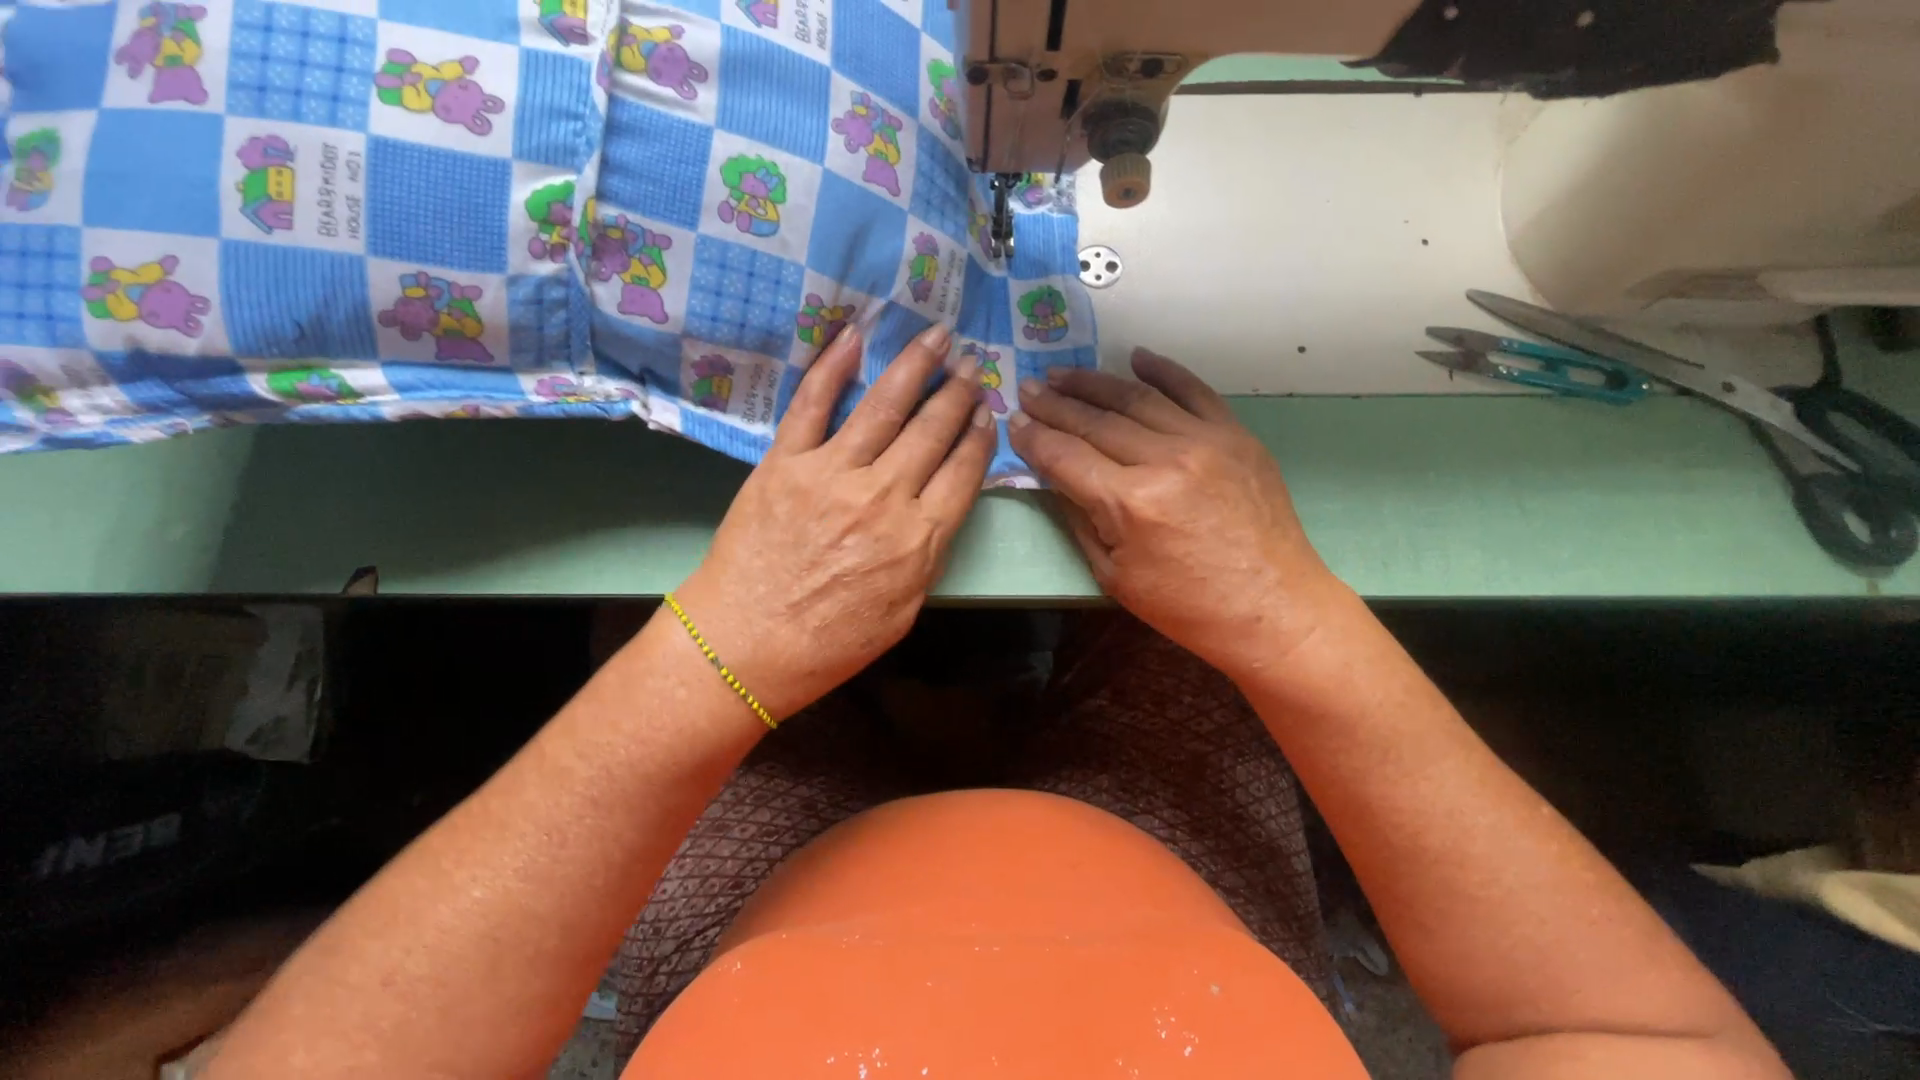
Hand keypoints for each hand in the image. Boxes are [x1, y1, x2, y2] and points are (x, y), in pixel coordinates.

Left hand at [672, 323, 994, 719]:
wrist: (746, 646)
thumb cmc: (830, 643)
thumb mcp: (904, 611)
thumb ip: (928, 554)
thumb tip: (940, 506)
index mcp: (918, 538)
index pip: (963, 470)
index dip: (979, 435)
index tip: (988, 409)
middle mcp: (882, 496)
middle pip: (931, 430)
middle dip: (958, 392)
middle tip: (973, 363)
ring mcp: (830, 473)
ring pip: (884, 406)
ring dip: (916, 365)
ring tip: (938, 337)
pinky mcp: (784, 462)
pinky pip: (812, 404)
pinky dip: (833, 366)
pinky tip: (856, 336)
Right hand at [1009, 347, 1343, 677]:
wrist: (1271, 607)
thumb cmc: (1186, 606)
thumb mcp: (1114, 574)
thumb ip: (1080, 518)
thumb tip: (1054, 475)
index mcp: (1130, 503)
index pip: (1066, 456)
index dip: (1035, 438)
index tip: (1014, 421)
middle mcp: (1165, 460)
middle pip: (1096, 421)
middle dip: (1055, 404)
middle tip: (1029, 388)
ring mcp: (1205, 441)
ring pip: (1138, 398)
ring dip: (1095, 382)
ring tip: (1064, 374)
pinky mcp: (1236, 435)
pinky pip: (1194, 391)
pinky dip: (1164, 371)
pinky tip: (1136, 358)